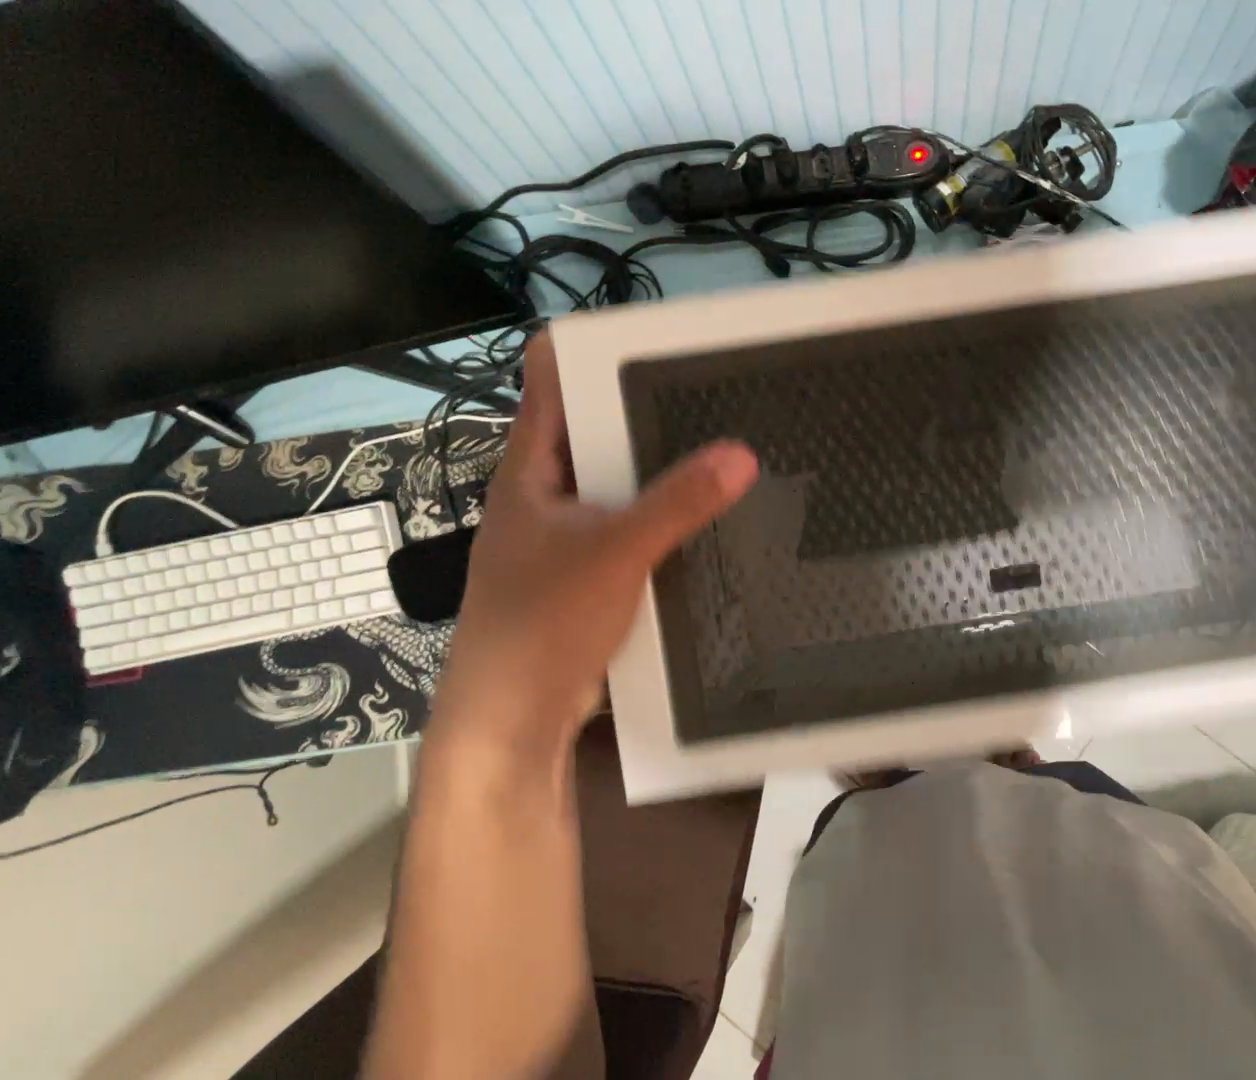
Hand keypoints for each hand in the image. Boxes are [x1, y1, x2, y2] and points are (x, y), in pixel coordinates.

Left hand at [426, 327, 757, 759]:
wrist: (513, 718)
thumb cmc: (542, 622)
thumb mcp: (615, 551)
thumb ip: (679, 503)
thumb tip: (742, 454)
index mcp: (529, 471)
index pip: (552, 385)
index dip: (593, 352)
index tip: (656, 338)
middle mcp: (542, 496)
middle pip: (594, 435)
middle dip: (646, 416)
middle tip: (713, 392)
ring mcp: (562, 539)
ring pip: (615, 488)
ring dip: (657, 475)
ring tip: (720, 449)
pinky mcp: (584, 577)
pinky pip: (627, 533)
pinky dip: (659, 523)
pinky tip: (702, 522)